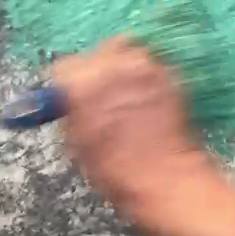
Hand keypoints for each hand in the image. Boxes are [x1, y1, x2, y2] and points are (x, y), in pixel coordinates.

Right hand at [50, 38, 234, 235]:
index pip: (64, 67)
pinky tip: (145, 103)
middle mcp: (114, 67)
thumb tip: (63, 96)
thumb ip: (70, 112)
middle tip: (99, 101)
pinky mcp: (171, 76)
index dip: (67, 85)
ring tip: (124, 100)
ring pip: (124, 52)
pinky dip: (144, 77)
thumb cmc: (120, 175)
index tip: (71, 100)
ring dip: (121, 70)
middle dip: (94, 73)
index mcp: (83, 85)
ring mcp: (147, 68)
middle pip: (95, 54)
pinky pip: (150, 65)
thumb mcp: (79, 147)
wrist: (169, 182)